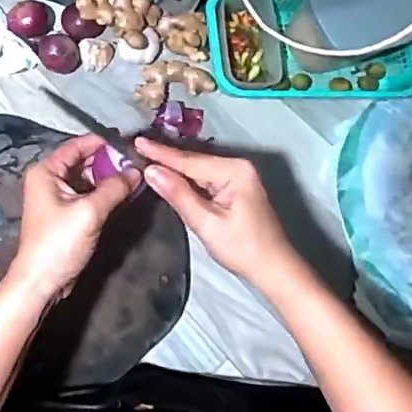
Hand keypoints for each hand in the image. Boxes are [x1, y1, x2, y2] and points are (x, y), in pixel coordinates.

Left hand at [3, 135, 139, 304]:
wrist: (40, 283)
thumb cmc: (59, 243)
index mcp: (46, 171)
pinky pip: (86, 194)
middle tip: (136, 161)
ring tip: (134, 175)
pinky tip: (123, 192)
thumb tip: (136, 171)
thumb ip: (114, 188)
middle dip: (108, 161)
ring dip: (107, 177)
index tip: (128, 143)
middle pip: (82, 161)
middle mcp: (48, 179)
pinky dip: (103, 192)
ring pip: (86, 178)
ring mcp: (55, 197)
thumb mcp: (90, 212)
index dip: (102, 142)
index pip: (77, 145)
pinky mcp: (64, 213)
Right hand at [134, 137, 305, 290]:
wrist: (275, 270)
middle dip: (164, 156)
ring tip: (145, 154)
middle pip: (193, 161)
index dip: (160, 153)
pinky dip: (185, 176)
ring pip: (197, 169)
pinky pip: (204, 177)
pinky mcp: (234, 186)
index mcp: (233, 170)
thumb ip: (178, 194)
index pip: (189, 160)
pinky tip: (168, 172)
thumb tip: (151, 170)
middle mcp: (236, 165)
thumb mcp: (207, 223)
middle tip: (135, 146)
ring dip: (173, 165)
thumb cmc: (243, 248)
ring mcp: (237, 175)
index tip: (135, 141)